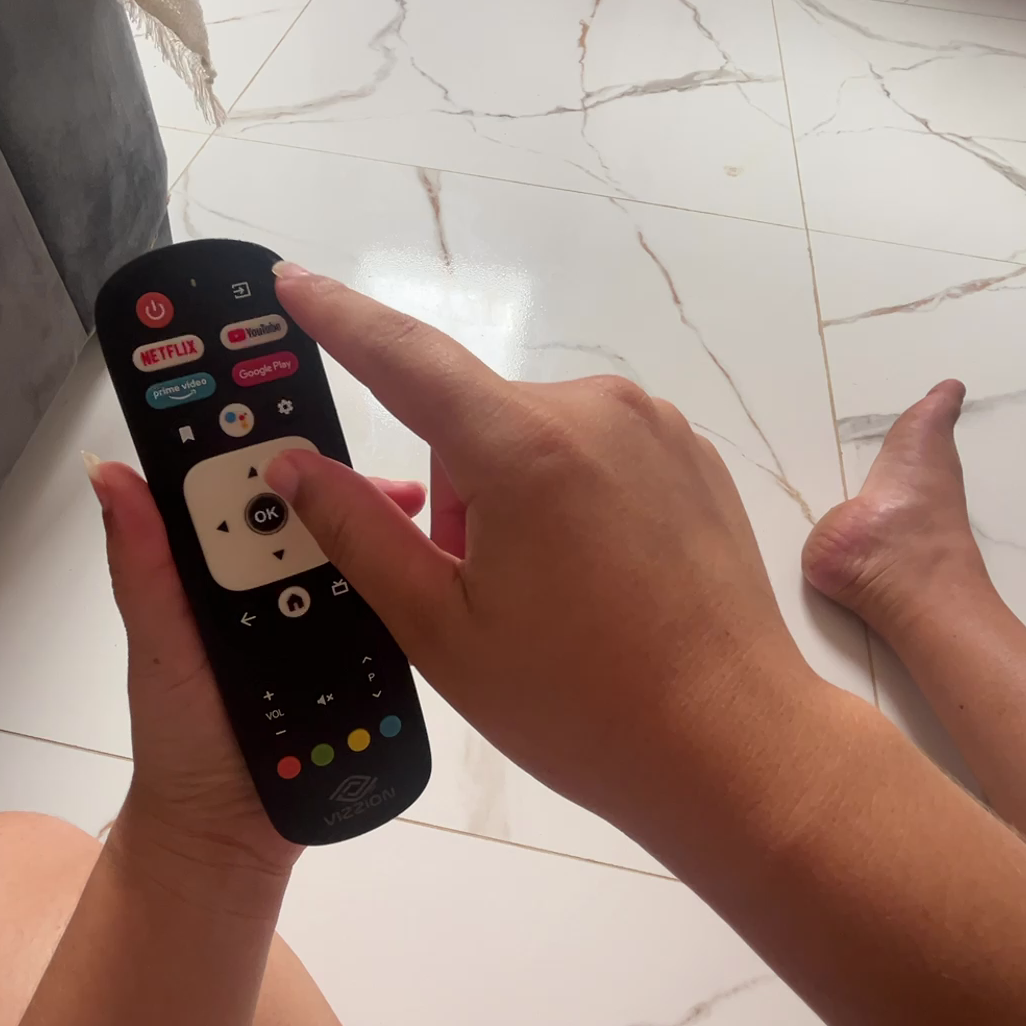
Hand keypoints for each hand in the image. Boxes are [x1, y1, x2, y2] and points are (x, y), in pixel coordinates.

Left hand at [84, 454, 424, 870]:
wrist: (232, 828)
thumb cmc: (183, 736)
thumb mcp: (159, 646)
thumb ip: (143, 569)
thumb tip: (110, 474)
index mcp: (218, 568)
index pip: (246, 491)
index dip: (269, 445)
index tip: (298, 413)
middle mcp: (270, 582)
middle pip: (313, 515)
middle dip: (349, 487)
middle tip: (390, 480)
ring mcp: (315, 616)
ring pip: (353, 555)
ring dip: (382, 530)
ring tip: (415, 514)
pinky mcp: (350, 651)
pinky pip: (379, 605)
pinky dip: (400, 582)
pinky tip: (423, 568)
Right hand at [261, 265, 828, 832]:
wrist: (732, 743)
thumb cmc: (580, 700)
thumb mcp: (440, 625)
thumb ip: (358, 530)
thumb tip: (296, 465)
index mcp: (525, 448)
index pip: (405, 357)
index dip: (339, 316)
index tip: (294, 282)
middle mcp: (596, 410)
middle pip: (470, 419)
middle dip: (454, 489)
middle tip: (482, 585)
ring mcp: (654, 426)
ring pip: (529, 434)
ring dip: (510, 491)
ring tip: (551, 587)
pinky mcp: (687, 451)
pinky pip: (588, 447)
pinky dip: (567, 491)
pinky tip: (601, 569)